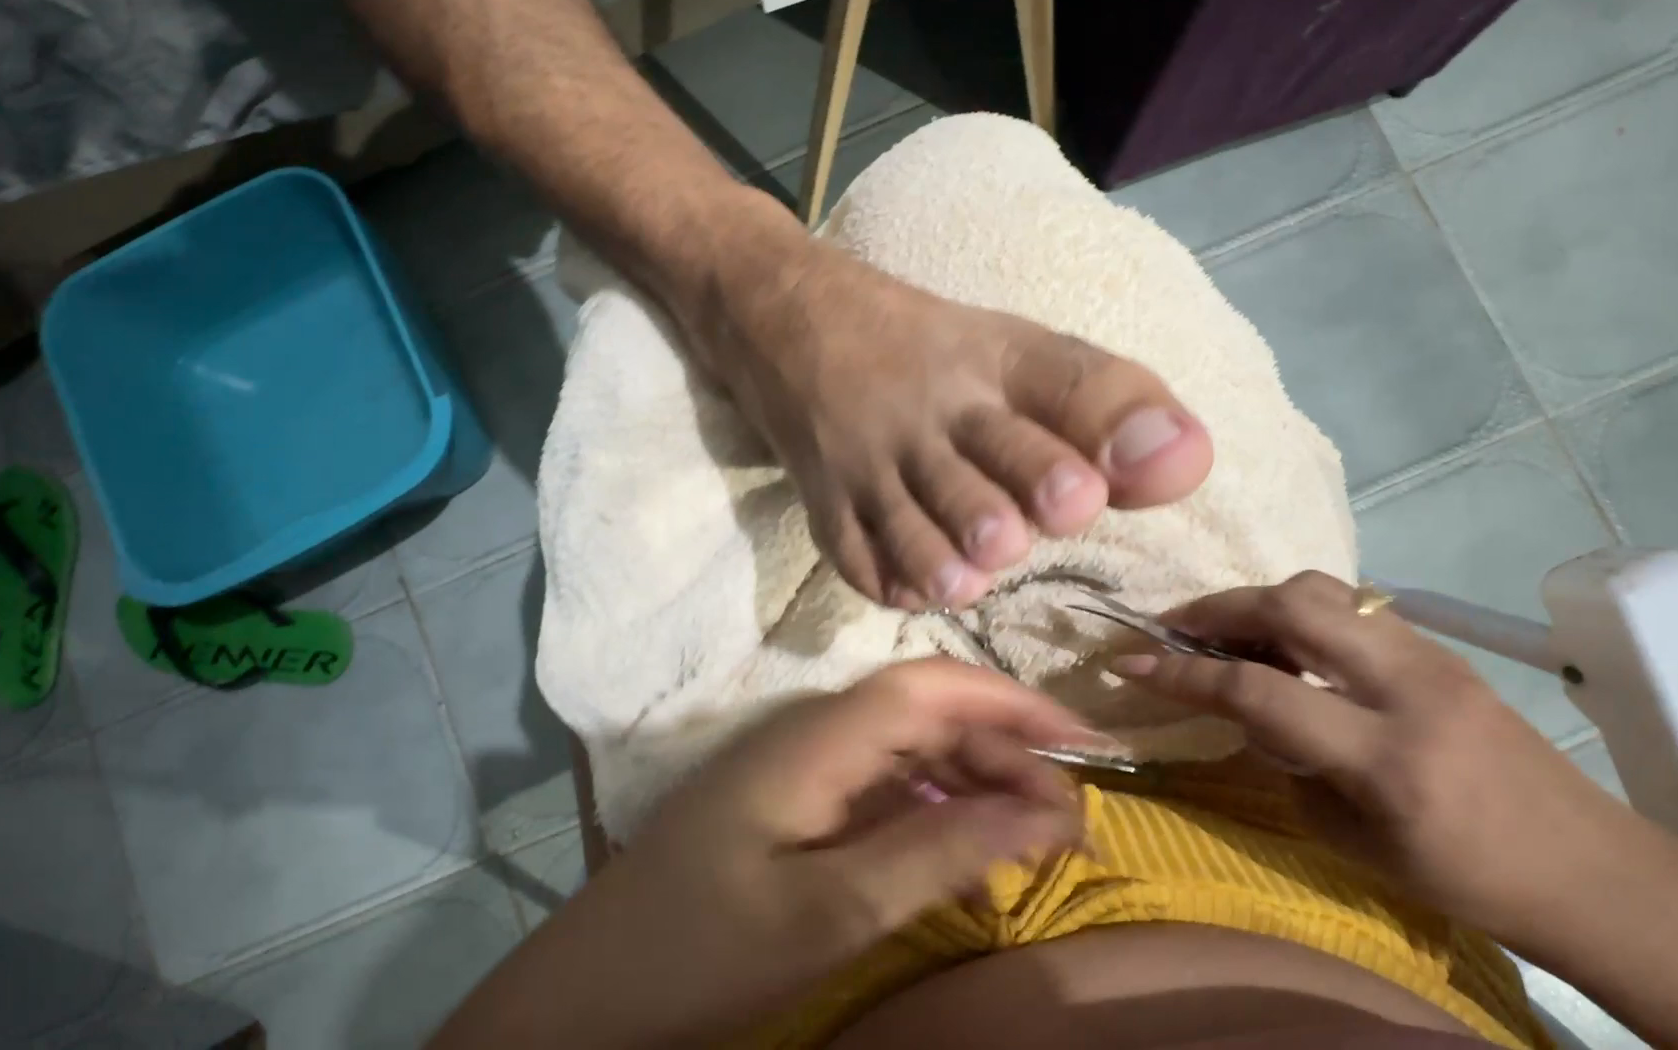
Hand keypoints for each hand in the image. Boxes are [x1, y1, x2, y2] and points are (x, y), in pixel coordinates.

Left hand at [447, 659, 1097, 1047]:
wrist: (591, 990)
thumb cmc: (703, 948)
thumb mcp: (832, 911)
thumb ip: (938, 852)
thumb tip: (1042, 813)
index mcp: (814, 740)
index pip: (929, 687)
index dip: (1011, 702)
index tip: (1086, 742)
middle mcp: (808, 737)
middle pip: (923, 718)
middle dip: (1003, 755)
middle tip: (1069, 821)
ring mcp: (795, 772)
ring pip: (905, 754)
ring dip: (972, 786)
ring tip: (1032, 839)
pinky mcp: (788, 808)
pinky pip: (878, 793)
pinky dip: (932, 815)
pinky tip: (965, 858)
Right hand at [713, 238, 1213, 610]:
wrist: (787, 318)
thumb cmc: (919, 346)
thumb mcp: (1010, 351)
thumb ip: (1098, 405)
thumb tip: (1187, 463)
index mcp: (993, 362)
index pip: (1066, 387)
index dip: (1115, 425)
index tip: (1153, 468)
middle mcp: (930, 412)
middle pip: (985, 468)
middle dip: (1022, 499)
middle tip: (1043, 519)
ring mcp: (866, 460)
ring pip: (913, 526)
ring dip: (944, 558)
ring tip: (970, 578)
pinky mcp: (821, 499)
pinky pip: (852, 554)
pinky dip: (885, 580)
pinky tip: (914, 590)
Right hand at [1117, 571, 1658, 950]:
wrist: (1592, 872)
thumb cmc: (1461, 877)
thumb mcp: (1349, 835)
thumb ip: (1287, 758)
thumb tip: (1243, 706)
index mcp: (1385, 756)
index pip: (1257, 690)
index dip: (1180, 673)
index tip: (1127, 664)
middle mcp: (1410, 689)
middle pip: (1292, 606)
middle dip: (1218, 608)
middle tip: (1174, 628)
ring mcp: (1434, 659)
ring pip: (1324, 590)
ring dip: (1259, 601)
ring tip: (1225, 631)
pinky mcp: (1443, 651)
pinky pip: (1353, 607)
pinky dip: (1300, 612)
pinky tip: (1286, 646)